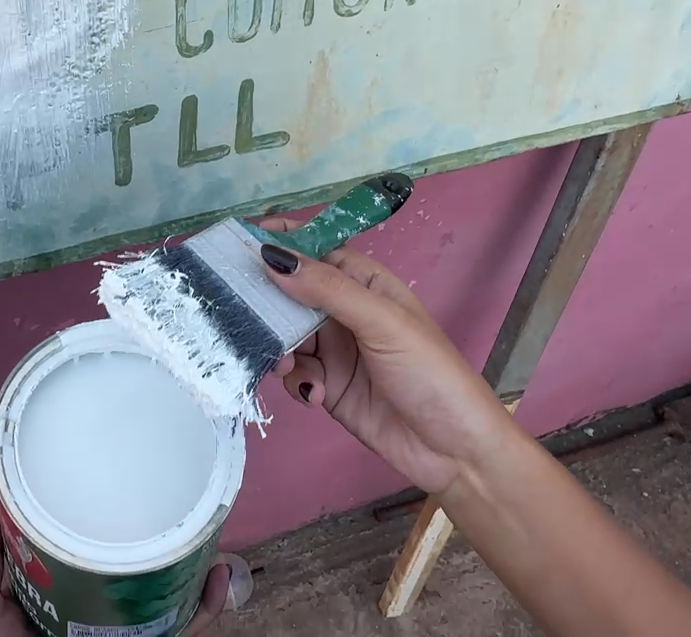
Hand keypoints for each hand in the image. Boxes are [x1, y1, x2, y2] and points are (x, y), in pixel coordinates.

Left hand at [0, 488, 233, 635]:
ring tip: (205, 535)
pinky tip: (216, 578)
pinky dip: (205, 607)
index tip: (115, 480)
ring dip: (192, 564)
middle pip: (136, 563)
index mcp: (62, 589)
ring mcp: (124, 629)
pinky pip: (182, 628)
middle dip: (159, 534)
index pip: (88, 544)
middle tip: (173, 498)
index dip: (103, 513)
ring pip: (167, 592)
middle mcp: (99, 606)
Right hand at [260, 219, 517, 495]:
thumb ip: (327, 289)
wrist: (455, 452)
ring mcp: (332, 349)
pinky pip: (292, 371)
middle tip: (234, 306)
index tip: (237, 237)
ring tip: (286, 364)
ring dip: (278, 346)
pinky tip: (314, 394)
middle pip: (289, 292)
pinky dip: (295, 380)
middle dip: (265, 299)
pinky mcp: (325, 385)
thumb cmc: (430, 373)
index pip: (314, 249)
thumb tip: (272, 257)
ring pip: (284, 333)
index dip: (280, 241)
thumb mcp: (382, 323)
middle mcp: (342, 310)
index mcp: (363, 282)